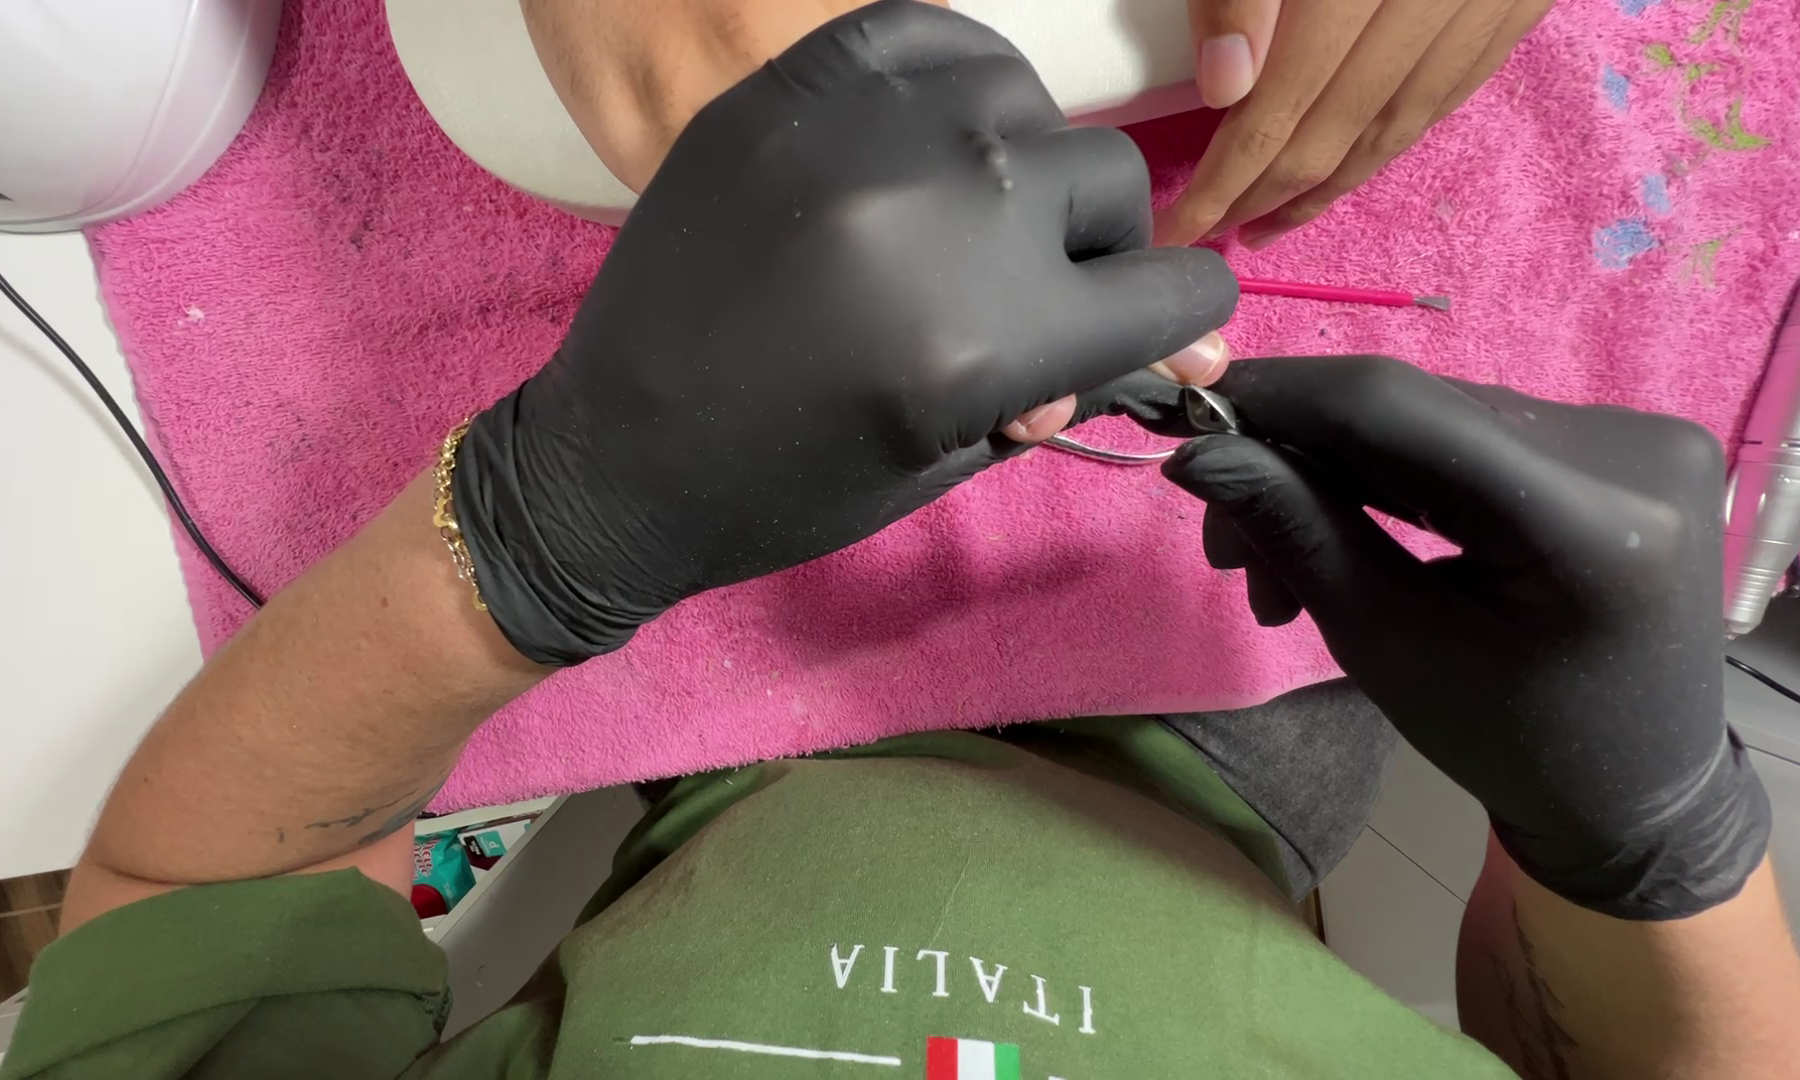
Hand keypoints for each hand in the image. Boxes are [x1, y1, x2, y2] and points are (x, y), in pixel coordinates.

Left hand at [454, 1, 1237, 665]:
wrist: (620, 456)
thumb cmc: (781, 492)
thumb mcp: (938, 464)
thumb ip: (1057, 388)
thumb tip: (1151, 347)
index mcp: (986, 345)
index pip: (1173, 293)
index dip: (1178, 323)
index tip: (1153, 335)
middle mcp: (944, 216)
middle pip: (1115, 189)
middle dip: (1098, 260)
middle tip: (1034, 304)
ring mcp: (862, 133)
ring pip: (1033, 110)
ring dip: (1026, 178)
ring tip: (963, 236)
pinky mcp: (792, 88)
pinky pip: (940, 42)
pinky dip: (957, 97)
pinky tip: (927, 155)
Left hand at [1157, 0, 1553, 248]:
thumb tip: (1228, 88)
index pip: (1274, 115)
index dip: (1220, 187)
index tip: (1178, 234)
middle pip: (1332, 134)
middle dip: (1261, 199)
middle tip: (1211, 235)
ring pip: (1396, 127)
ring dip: (1324, 191)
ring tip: (1267, 226)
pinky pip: (1452, 91)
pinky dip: (1390, 142)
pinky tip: (1347, 169)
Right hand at [1161, 356, 1768, 918]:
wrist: (1632, 780)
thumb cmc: (1501, 735)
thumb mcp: (1378, 640)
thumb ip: (1290, 530)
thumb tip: (1194, 456)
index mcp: (1584, 515)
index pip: (1387, 407)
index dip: (1270, 397)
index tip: (1179, 410)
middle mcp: (1621, 444)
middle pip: (1394, 411)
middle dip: (1283, 460)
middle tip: (1224, 544)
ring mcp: (1622, 436)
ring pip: (1410, 421)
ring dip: (1317, 479)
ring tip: (1270, 568)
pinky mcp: (1601, 445)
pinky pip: (1444, 438)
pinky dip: (1366, 480)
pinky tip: (1333, 532)